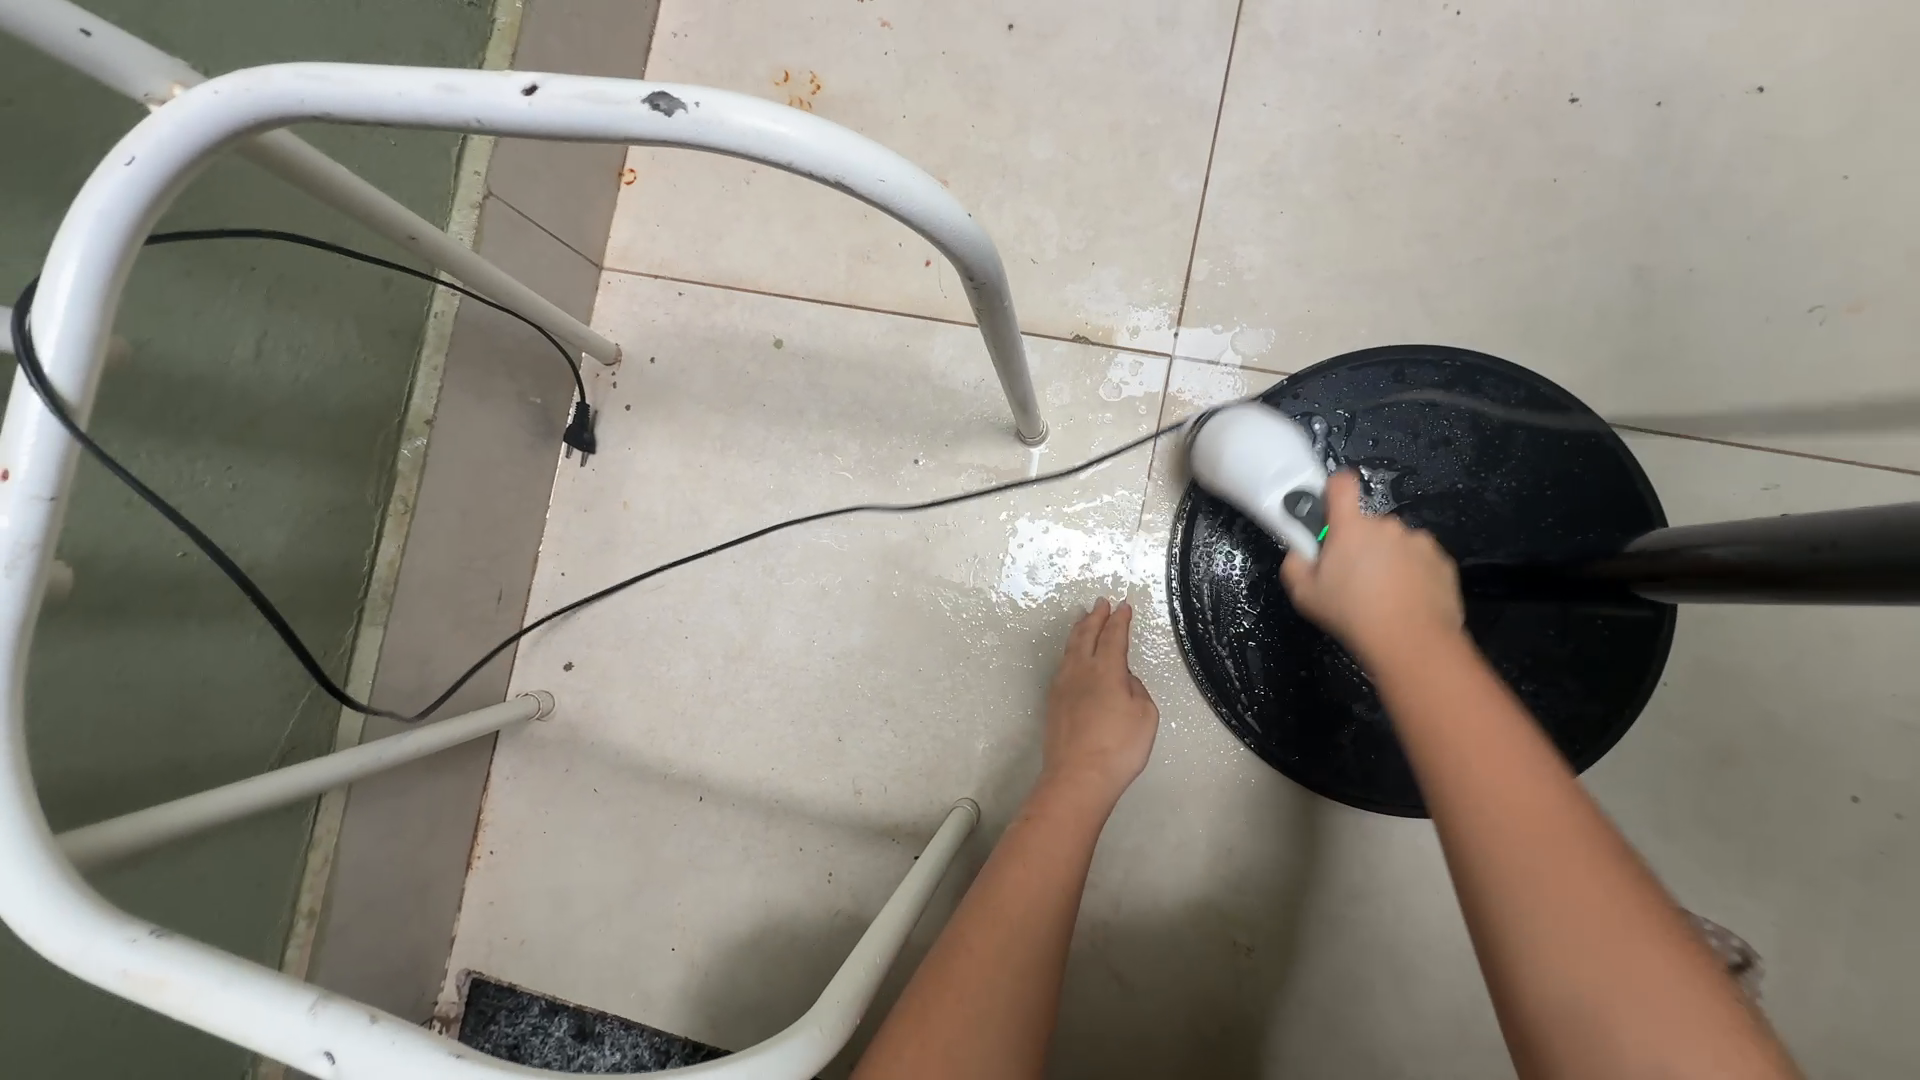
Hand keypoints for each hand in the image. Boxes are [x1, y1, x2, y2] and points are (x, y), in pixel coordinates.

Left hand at [1039, 599, 1159, 806]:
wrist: (1078, 776)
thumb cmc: (1118, 748)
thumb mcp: (1145, 716)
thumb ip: (1136, 690)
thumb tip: (1124, 680)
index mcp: (1106, 669)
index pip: (1113, 636)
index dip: (1119, 620)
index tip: (1123, 606)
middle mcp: (1080, 670)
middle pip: (1086, 635)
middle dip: (1095, 616)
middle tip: (1100, 602)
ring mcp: (1062, 685)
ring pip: (1070, 648)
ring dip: (1079, 630)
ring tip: (1083, 619)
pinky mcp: (1053, 702)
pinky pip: (1062, 665)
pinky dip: (1070, 651)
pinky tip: (1071, 655)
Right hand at [1280, 470, 1464, 663]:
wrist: (1411, 642)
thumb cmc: (1351, 613)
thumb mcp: (1303, 594)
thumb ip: (1294, 563)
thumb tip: (1300, 552)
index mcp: (1351, 527)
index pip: (1341, 486)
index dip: (1334, 489)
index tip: (1330, 507)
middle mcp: (1387, 526)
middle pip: (1367, 524)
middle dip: (1358, 543)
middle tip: (1350, 576)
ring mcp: (1419, 542)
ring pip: (1395, 543)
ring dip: (1387, 558)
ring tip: (1381, 593)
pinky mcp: (1443, 562)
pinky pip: (1420, 561)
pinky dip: (1412, 574)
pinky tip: (1405, 599)